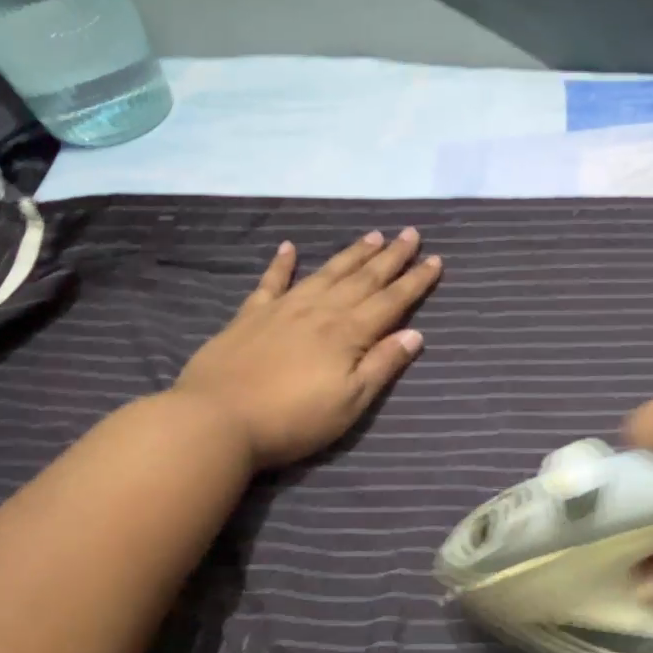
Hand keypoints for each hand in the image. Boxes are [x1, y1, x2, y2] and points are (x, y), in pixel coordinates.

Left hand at [171, 228, 441, 467]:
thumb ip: (382, 365)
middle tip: (410, 233)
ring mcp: (283, 309)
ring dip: (352, 254)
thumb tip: (414, 334)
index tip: (436, 259)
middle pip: (363, 279)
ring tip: (372, 235)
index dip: (415, 281)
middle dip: (390, 257)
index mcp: (348, 333)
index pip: (391, 301)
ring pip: (326, 273)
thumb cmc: (293, 419)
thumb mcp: (350, 402)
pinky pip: (271, 281)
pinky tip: (289, 247)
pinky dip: (282, 263)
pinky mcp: (250, 316)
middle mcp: (320, 311)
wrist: (216, 420)